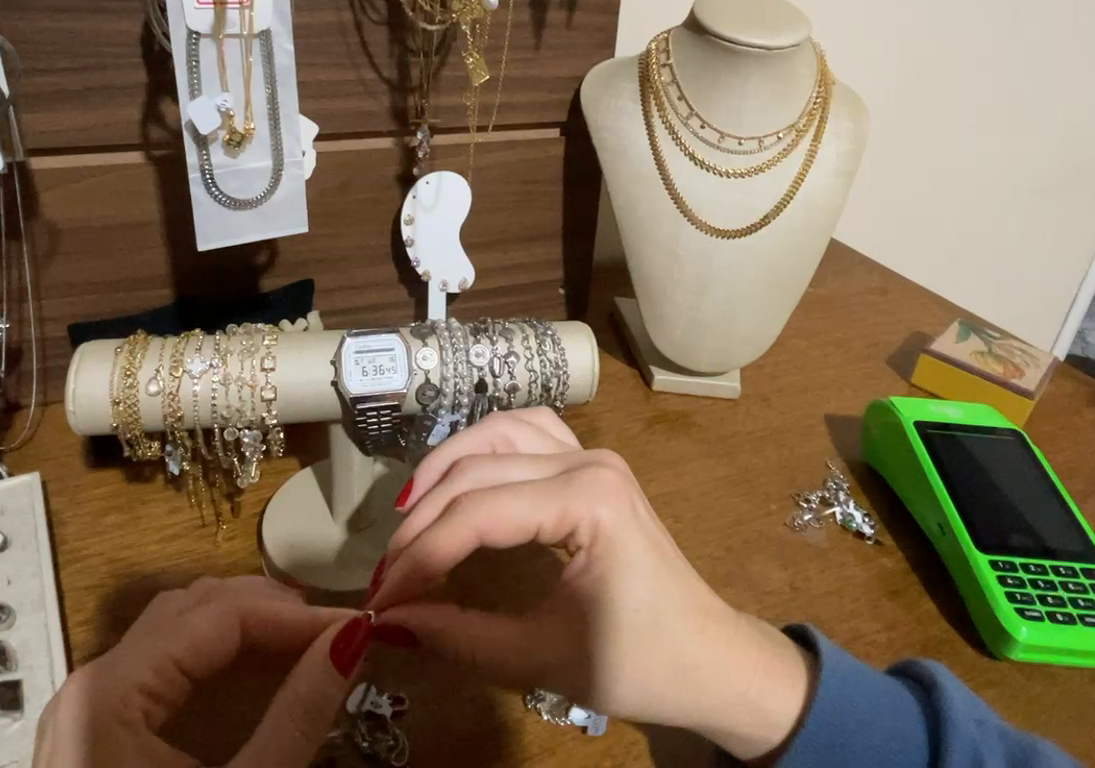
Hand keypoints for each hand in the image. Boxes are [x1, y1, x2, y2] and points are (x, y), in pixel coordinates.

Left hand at [33, 576, 369, 766]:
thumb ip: (298, 713)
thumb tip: (353, 636)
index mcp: (113, 691)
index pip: (223, 614)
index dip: (296, 614)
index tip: (356, 624)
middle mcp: (92, 681)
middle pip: (196, 606)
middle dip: (272, 609)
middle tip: (334, 631)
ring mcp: (88, 706)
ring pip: (177, 625)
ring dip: (245, 621)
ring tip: (302, 640)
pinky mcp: (96, 731)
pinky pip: (162, 660)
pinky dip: (216, 651)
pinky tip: (255, 668)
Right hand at [367, 409, 816, 760]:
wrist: (711, 657)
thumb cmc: (641, 663)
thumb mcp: (545, 659)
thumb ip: (461, 637)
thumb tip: (387, 621)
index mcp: (587, 501)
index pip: (479, 513)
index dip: (422, 556)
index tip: (383, 600)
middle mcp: (588, 460)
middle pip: (480, 468)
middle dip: (424, 518)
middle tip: (389, 571)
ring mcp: (592, 454)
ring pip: (500, 431)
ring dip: (448, 466)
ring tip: (409, 514)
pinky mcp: (591, 463)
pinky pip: (528, 431)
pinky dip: (485, 447)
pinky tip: (461, 475)